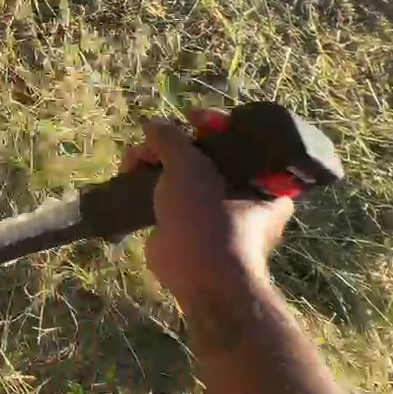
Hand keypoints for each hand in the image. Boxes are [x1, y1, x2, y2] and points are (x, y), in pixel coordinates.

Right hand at [122, 108, 293, 307]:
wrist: (200, 274)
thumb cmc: (209, 218)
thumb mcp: (190, 169)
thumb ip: (171, 140)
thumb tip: (154, 124)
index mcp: (263, 183)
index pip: (240, 141)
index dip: (214, 125)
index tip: (190, 119)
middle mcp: (242, 193)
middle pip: (200, 153)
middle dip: (168, 145)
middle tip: (149, 147)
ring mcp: (212, 208)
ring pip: (178, 170)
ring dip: (151, 160)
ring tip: (132, 164)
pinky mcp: (186, 220)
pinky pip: (165, 189)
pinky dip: (147, 180)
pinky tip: (130, 178)